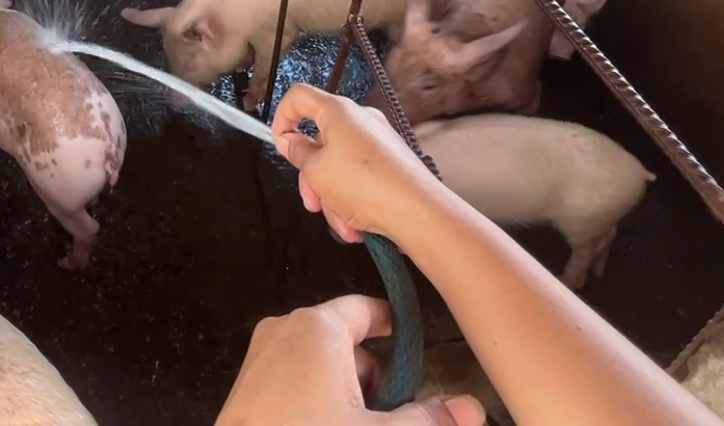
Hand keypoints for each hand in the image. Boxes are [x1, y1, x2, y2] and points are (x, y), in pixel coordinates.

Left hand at [217, 295, 485, 425]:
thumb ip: (428, 419)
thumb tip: (474, 407)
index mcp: (317, 326)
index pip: (364, 309)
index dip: (392, 324)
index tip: (413, 342)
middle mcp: (286, 328)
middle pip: (346, 342)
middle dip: (373, 378)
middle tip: (390, 418)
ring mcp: (262, 355)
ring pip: (321, 364)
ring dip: (348, 393)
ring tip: (360, 425)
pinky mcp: (249, 384)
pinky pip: (296, 379)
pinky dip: (319, 399)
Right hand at [271, 84, 439, 242]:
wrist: (421, 214)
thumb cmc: (363, 185)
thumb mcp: (317, 172)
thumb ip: (298, 154)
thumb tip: (291, 142)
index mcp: (338, 111)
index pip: (298, 96)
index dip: (282, 117)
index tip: (280, 145)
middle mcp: (360, 120)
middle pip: (320, 140)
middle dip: (312, 176)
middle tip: (311, 202)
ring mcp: (379, 142)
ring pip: (339, 165)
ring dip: (333, 196)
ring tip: (343, 224)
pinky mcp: (393, 164)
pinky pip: (361, 177)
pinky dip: (354, 199)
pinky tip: (358, 226)